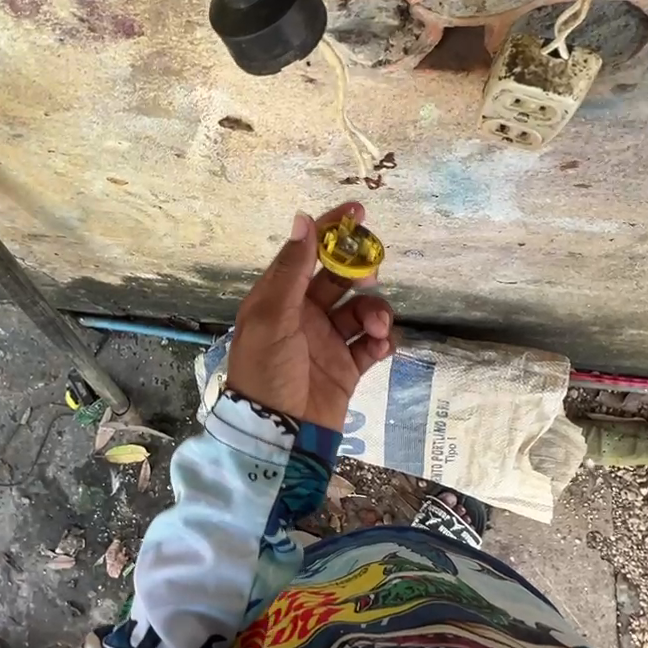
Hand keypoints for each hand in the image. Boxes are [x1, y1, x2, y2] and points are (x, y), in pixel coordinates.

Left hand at [226, 204, 395, 428]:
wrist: (277, 436)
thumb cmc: (266, 370)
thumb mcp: (272, 316)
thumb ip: (292, 269)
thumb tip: (303, 218)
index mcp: (278, 298)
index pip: (306, 253)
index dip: (330, 230)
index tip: (358, 211)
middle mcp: (303, 314)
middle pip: (339, 278)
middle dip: (358, 271)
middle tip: (369, 274)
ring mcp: (326, 341)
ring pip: (361, 309)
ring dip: (374, 311)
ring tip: (375, 327)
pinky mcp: (347, 367)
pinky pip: (372, 343)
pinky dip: (381, 340)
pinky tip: (379, 346)